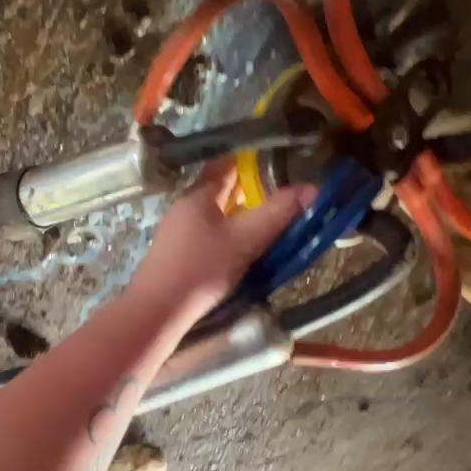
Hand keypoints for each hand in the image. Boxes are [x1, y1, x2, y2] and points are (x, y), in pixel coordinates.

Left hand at [127, 163, 318, 318]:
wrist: (157, 312)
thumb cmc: (199, 269)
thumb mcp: (245, 240)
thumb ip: (278, 214)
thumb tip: (313, 188)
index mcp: (197, 196)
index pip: (225, 164)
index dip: (250, 159)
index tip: (277, 157)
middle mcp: (183, 211)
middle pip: (220, 192)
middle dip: (250, 192)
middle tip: (281, 194)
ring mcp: (176, 236)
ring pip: (215, 218)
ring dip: (240, 218)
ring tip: (269, 224)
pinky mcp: (176, 259)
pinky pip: (208, 239)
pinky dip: (228, 239)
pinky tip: (243, 252)